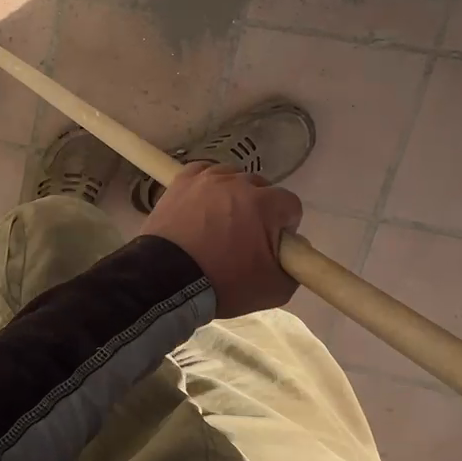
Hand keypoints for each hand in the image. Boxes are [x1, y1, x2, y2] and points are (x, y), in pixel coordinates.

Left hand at [139, 162, 302, 317]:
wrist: (166, 279)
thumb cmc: (224, 283)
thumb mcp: (275, 288)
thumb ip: (295, 265)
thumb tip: (291, 247)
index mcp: (264, 204)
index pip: (290, 204)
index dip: (286, 225)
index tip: (275, 243)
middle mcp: (236, 183)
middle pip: (259, 188)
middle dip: (260, 209)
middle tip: (246, 235)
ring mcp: (205, 180)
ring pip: (230, 177)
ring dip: (232, 194)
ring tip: (221, 219)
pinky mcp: (180, 183)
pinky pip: (201, 172)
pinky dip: (206, 184)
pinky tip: (202, 202)